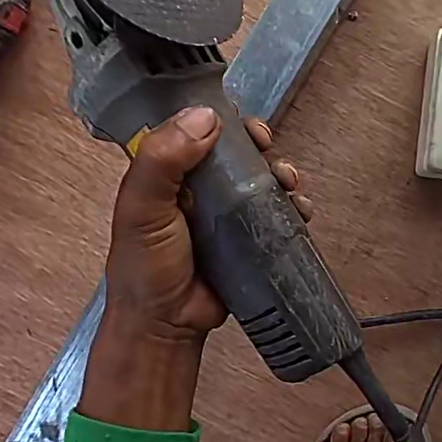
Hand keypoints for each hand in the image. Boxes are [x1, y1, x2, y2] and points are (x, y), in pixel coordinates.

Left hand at [79, 106, 309, 431]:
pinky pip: (274, 214)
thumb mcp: (142, 207)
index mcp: (165, 173)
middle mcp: (196, 188)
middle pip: (235, 152)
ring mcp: (223, 214)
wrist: (167, 324)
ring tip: (287, 183)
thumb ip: (161, 161)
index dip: (220, 120)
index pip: (195, 130)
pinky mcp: (246, 238)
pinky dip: (291, 207)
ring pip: (259, 180)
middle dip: (258, 147)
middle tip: (267, 150)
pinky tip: (298, 210)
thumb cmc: (145, 267)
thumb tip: (203, 117)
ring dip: (280, 174)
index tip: (242, 124)